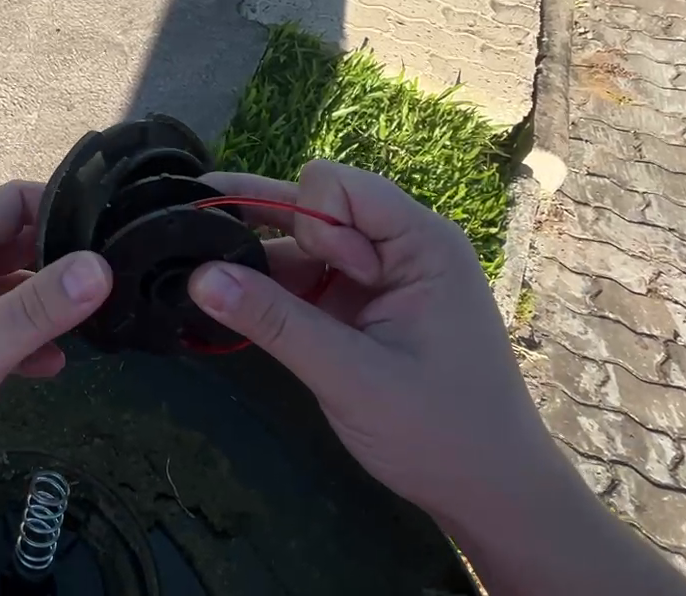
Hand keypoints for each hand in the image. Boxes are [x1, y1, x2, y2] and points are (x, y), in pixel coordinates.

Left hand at [0, 181, 111, 513]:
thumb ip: (38, 308)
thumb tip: (101, 263)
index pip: (9, 202)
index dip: (56, 202)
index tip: (108, 225)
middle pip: (14, 243)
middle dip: (61, 255)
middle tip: (119, 275)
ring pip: (8, 290)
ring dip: (47, 303)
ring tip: (99, 321)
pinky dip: (25, 341)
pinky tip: (54, 366)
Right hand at [186, 162, 561, 525]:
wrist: (490, 498)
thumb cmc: (441, 434)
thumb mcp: (352, 377)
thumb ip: (274, 321)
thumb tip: (197, 276)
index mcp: (419, 243)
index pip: (338, 186)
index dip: (310, 221)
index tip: (324, 278)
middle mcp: (394, 244)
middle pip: (309, 205)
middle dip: (264, 226)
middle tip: (195, 239)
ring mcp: (371, 273)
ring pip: (294, 239)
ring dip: (256, 259)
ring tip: (197, 270)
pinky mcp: (352, 301)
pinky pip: (297, 273)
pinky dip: (264, 286)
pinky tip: (227, 297)